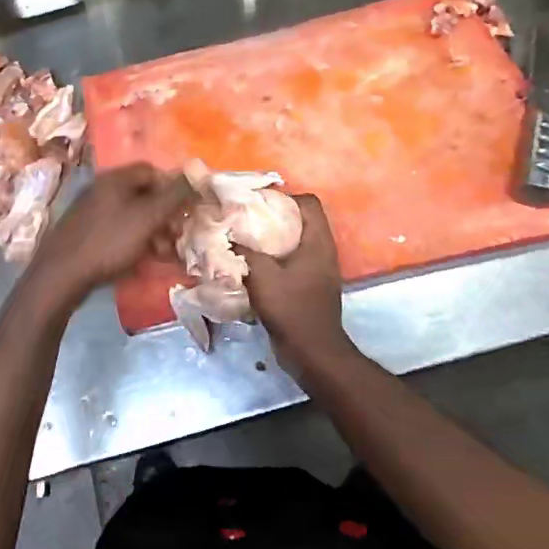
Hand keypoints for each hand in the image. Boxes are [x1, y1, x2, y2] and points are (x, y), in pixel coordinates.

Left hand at [30, 163, 191, 298]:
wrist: (62, 273)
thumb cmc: (109, 241)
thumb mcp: (148, 217)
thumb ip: (175, 195)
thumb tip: (198, 172)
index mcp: (115, 179)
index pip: (151, 170)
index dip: (173, 187)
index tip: (186, 210)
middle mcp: (102, 189)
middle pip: (143, 194)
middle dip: (164, 215)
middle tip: (177, 236)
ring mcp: (91, 211)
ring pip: (132, 215)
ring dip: (153, 232)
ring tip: (163, 253)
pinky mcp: (86, 233)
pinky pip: (118, 231)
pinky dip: (135, 242)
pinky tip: (142, 260)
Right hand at [242, 195, 353, 361]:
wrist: (311, 352)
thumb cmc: (291, 309)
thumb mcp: (262, 276)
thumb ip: (244, 251)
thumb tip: (226, 235)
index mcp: (318, 243)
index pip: (308, 203)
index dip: (284, 197)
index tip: (256, 202)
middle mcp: (322, 252)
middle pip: (299, 221)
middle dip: (271, 217)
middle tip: (243, 218)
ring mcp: (316, 271)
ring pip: (292, 242)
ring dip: (269, 240)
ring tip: (242, 239)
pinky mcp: (307, 287)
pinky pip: (289, 262)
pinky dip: (270, 259)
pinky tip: (248, 265)